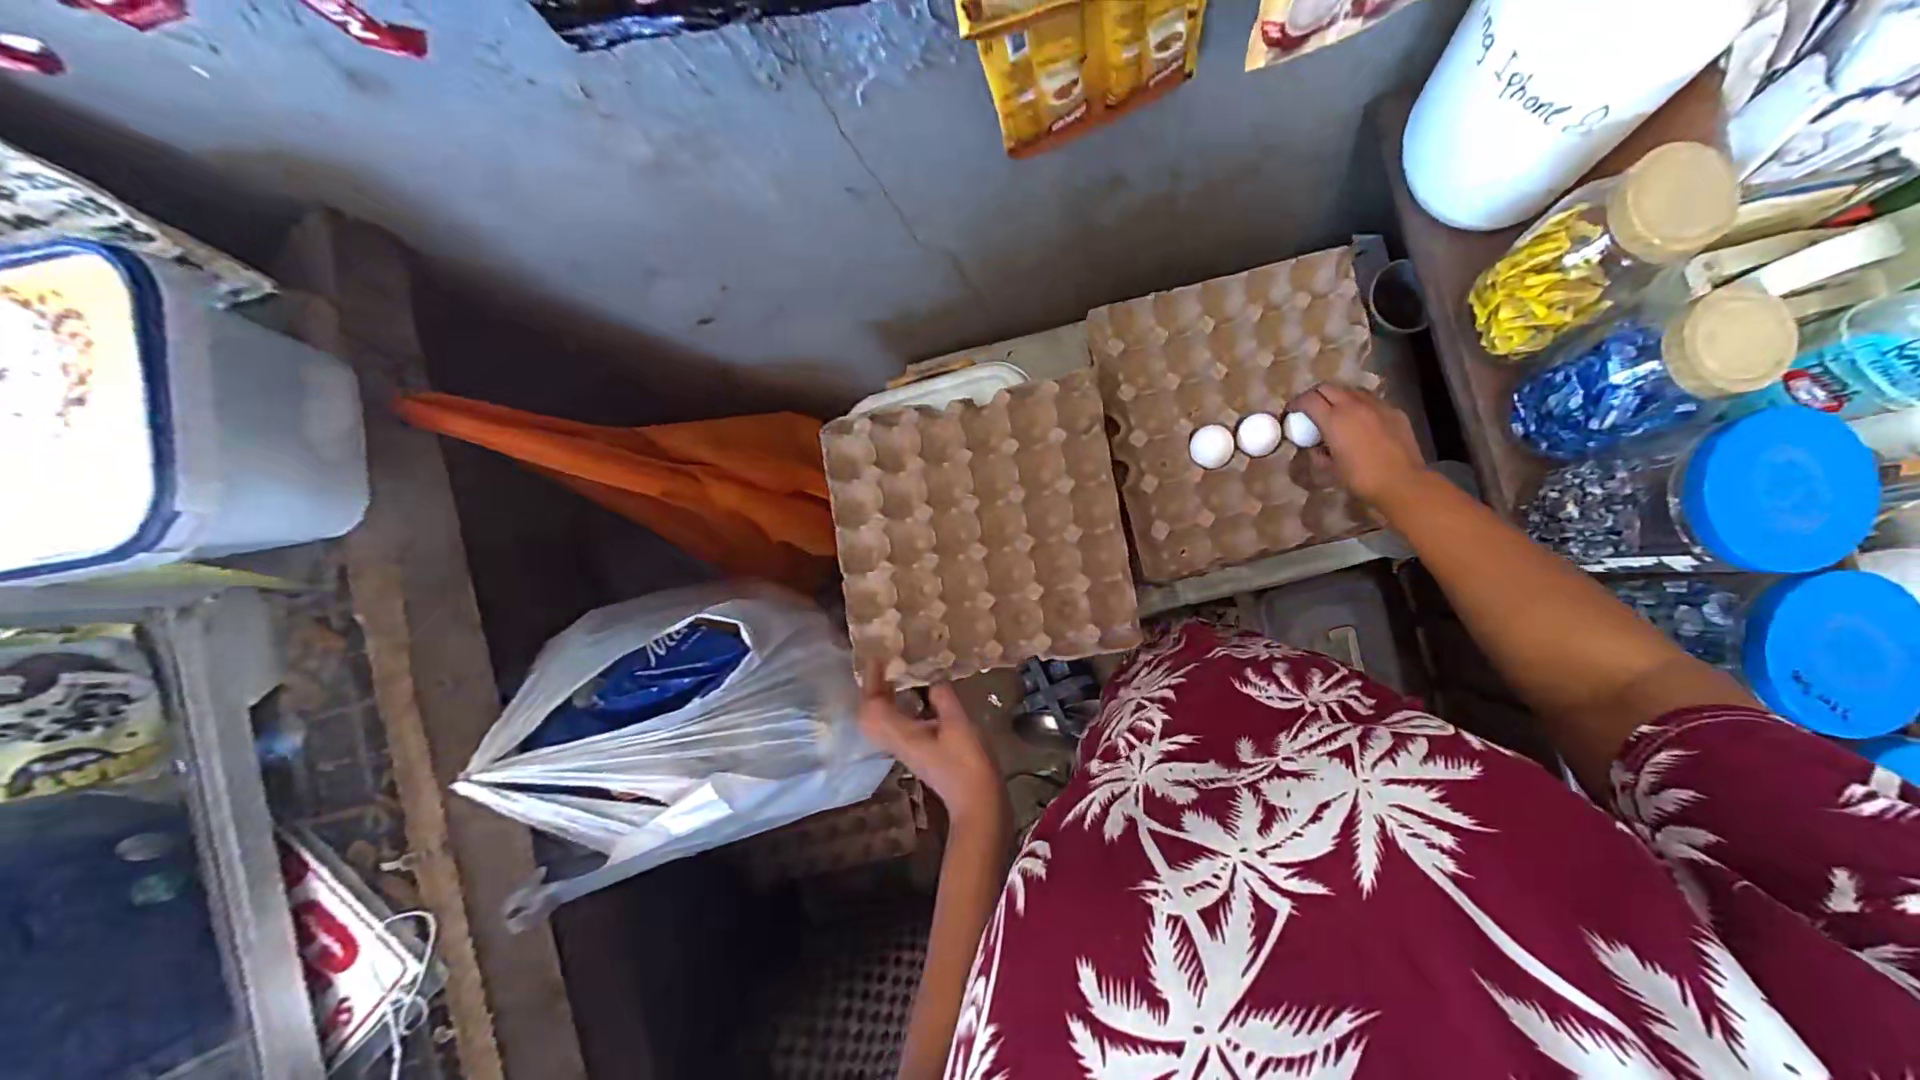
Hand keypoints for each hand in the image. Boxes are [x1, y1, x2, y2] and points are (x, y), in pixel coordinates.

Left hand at [858, 661, 1007, 826]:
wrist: (977, 804)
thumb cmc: (968, 764)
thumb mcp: (958, 724)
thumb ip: (942, 698)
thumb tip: (933, 679)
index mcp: (902, 734)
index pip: (872, 705)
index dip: (872, 680)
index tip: (879, 657)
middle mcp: (897, 743)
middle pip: (869, 716)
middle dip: (873, 690)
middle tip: (885, 668)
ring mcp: (906, 751)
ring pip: (882, 721)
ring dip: (885, 698)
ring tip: (898, 677)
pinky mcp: (918, 754)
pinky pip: (897, 726)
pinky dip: (900, 708)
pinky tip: (919, 699)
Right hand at [1287, 383, 1429, 504]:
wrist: (1401, 481)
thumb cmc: (1360, 477)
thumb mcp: (1329, 468)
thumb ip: (1317, 453)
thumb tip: (1315, 446)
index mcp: (1333, 419)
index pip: (1308, 399)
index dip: (1296, 403)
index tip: (1291, 412)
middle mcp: (1354, 405)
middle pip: (1328, 387)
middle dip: (1315, 395)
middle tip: (1311, 409)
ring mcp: (1377, 405)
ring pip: (1351, 390)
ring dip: (1339, 397)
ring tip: (1337, 412)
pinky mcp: (1394, 411)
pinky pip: (1371, 401)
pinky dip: (1360, 405)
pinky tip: (1361, 421)